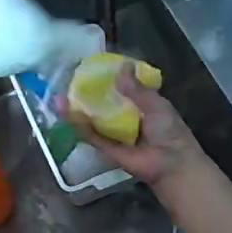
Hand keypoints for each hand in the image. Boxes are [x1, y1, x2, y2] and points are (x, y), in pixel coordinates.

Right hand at [70, 67, 208, 191]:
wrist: (170, 165)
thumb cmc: (169, 132)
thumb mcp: (156, 105)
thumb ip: (137, 89)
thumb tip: (121, 67)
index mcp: (144, 106)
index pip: (124, 89)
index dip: (111, 79)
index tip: (96, 68)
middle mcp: (127, 118)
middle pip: (105, 104)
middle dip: (90, 93)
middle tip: (73, 79)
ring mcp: (115, 134)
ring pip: (94, 119)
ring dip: (79, 108)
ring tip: (61, 95)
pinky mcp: (107, 148)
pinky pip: (91, 135)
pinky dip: (78, 124)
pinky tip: (65, 111)